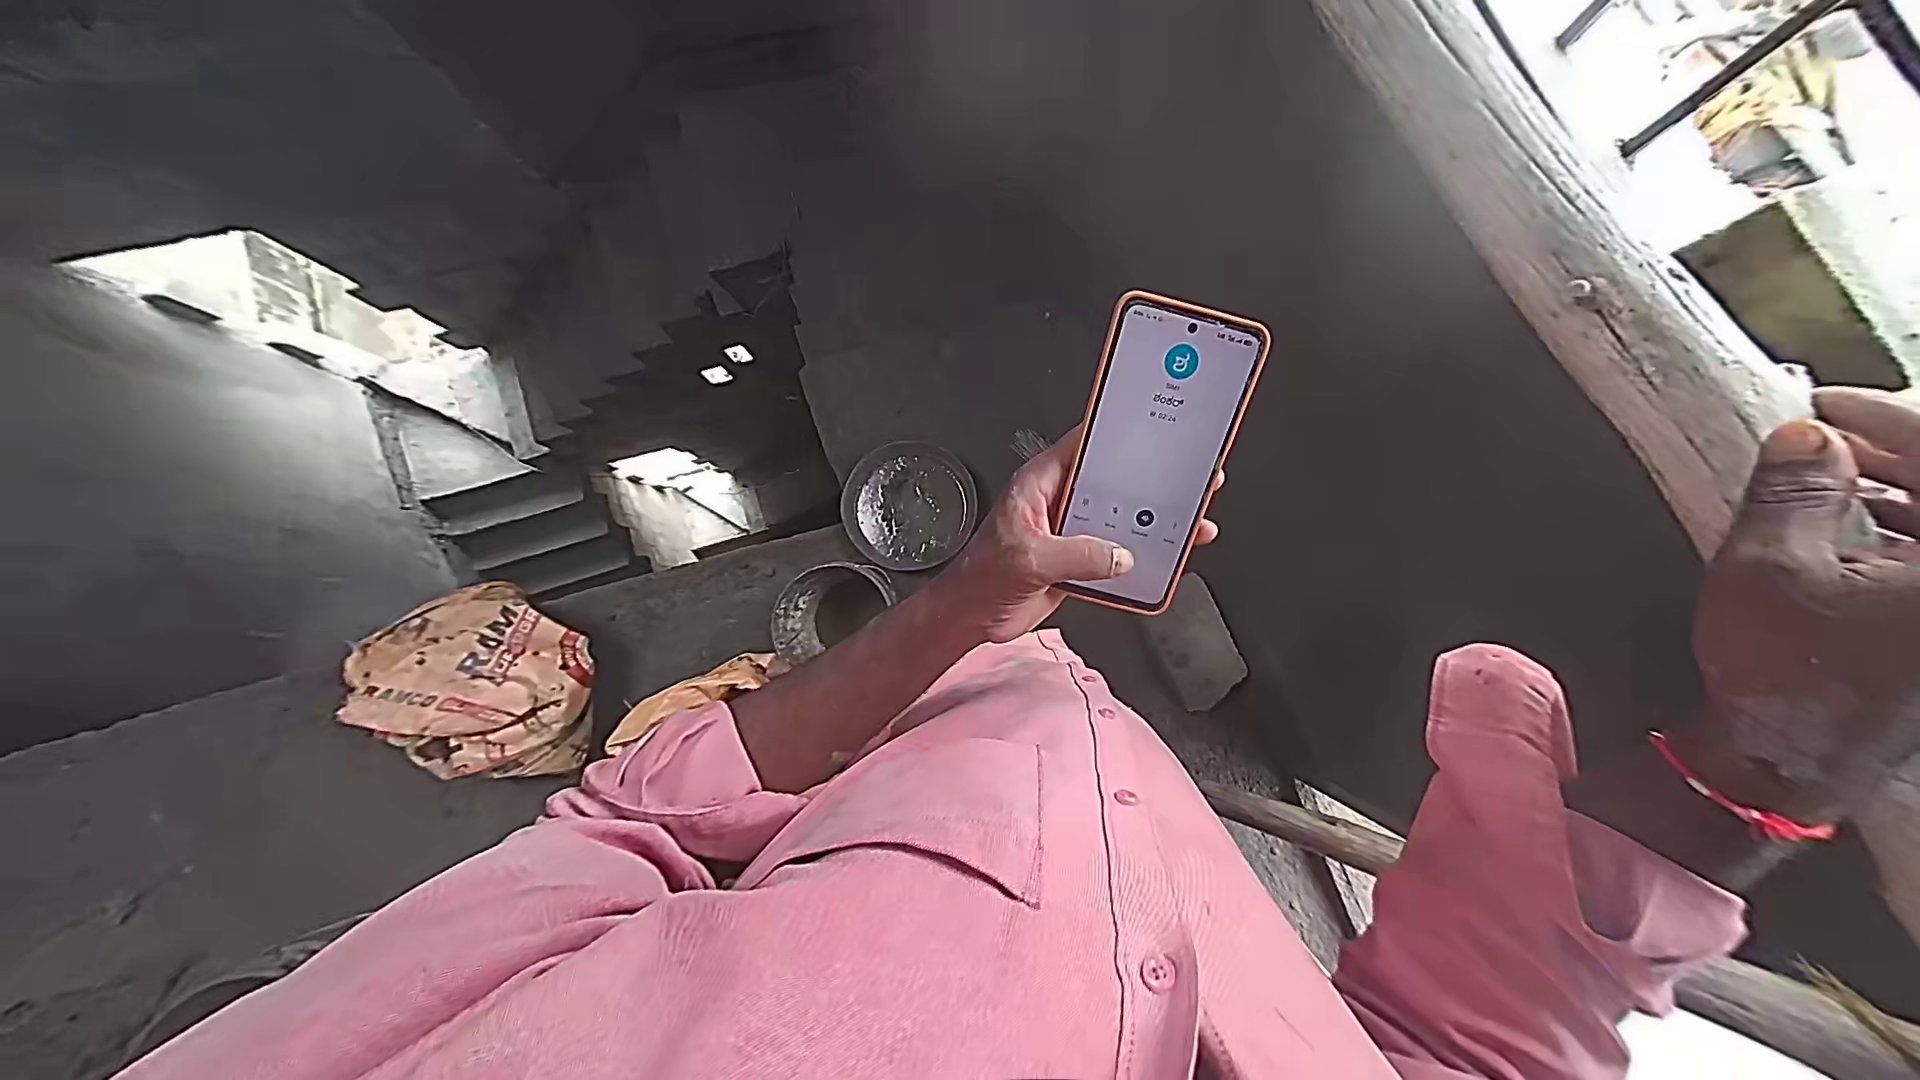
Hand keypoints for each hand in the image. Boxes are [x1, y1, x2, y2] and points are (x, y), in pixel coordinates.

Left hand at [943, 427, 1222, 642]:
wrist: (973, 616)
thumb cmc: (980, 577)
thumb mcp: (1029, 559)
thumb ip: (1076, 555)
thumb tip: (1118, 555)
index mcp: (1039, 484)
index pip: (1082, 445)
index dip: (1116, 434)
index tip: (1150, 427)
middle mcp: (1057, 502)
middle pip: (1110, 482)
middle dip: (1147, 480)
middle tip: (1184, 475)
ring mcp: (1069, 531)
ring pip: (1118, 517)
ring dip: (1150, 521)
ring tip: (1188, 517)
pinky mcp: (1077, 559)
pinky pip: (1115, 551)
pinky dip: (1139, 555)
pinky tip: (1163, 556)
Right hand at [1682, 389, 1919, 825]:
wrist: (1791, 749)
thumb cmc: (1782, 666)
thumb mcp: (1766, 569)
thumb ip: (1790, 497)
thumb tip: (1804, 438)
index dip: (1883, 420)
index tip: (1821, 404)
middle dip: (1896, 451)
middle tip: (1821, 434)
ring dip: (1902, 488)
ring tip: (1827, 475)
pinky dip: (1908, 525)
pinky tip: (1856, 519)